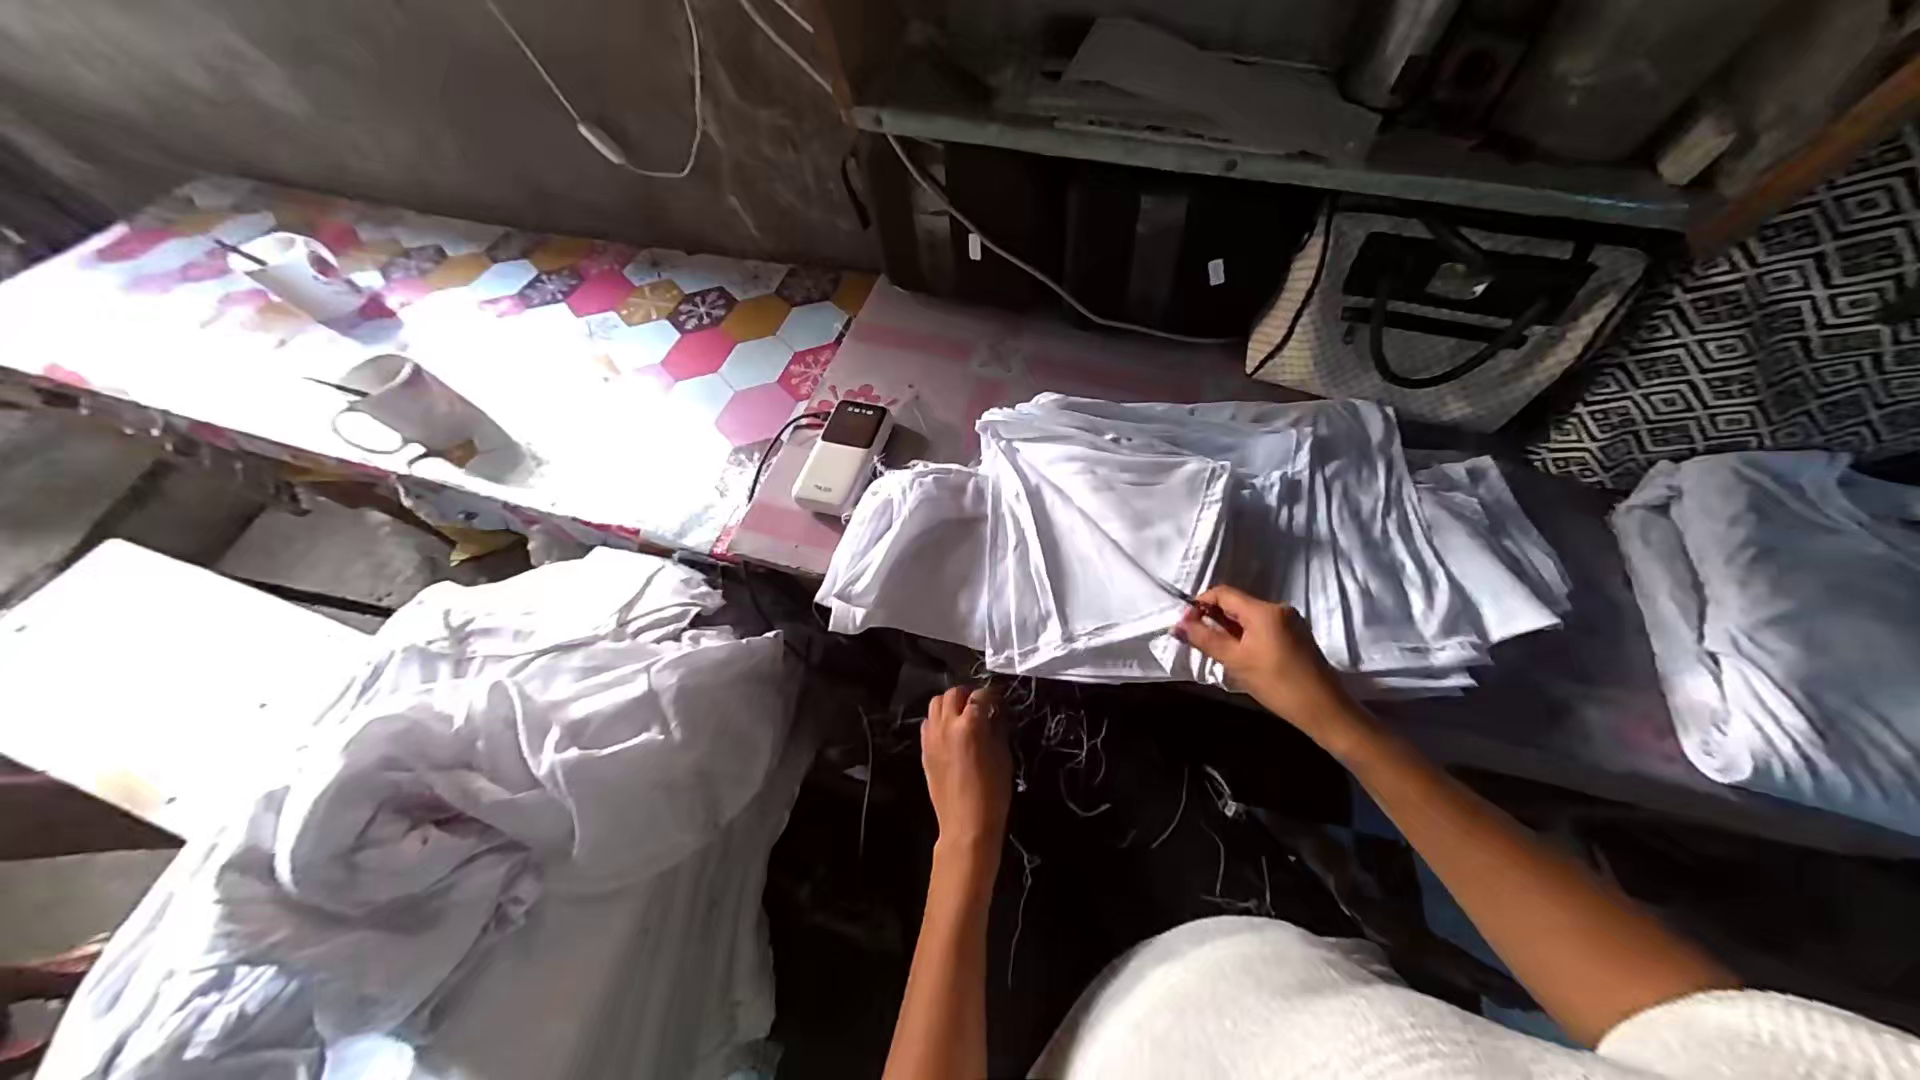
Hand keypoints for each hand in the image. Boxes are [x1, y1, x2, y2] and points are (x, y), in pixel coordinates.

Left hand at [921, 685, 1011, 851]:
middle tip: (981, 704)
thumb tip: (996, 710)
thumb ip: (997, 727)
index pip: (980, 695)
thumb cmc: (992, 792)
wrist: (966, 824)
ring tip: (964, 714)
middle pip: (953, 694)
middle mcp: (946, 725)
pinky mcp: (924, 749)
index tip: (999, 699)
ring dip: (951, 703)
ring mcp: (932, 736)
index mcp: (970, 724)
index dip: (992, 694)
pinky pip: (928, 723)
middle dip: (968, 694)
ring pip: (936, 704)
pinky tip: (951, 731)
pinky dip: (939, 720)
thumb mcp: (1002, 755)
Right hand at [1175, 586, 1362, 737]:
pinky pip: (1261, 627)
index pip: (1223, 593)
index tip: (1187, 626)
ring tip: (1219, 652)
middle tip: (1198, 642)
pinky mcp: (1295, 635)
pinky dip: (1245, 636)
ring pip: (1248, 618)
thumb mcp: (1235, 661)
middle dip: (1213, 619)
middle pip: (1236, 604)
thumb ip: (1204, 639)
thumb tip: (1177, 626)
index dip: (1200, 605)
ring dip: (1228, 630)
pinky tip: (1241, 656)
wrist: (1323, 709)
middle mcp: (1278, 609)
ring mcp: (1290, 622)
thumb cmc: (1276, 683)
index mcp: (1264, 611)